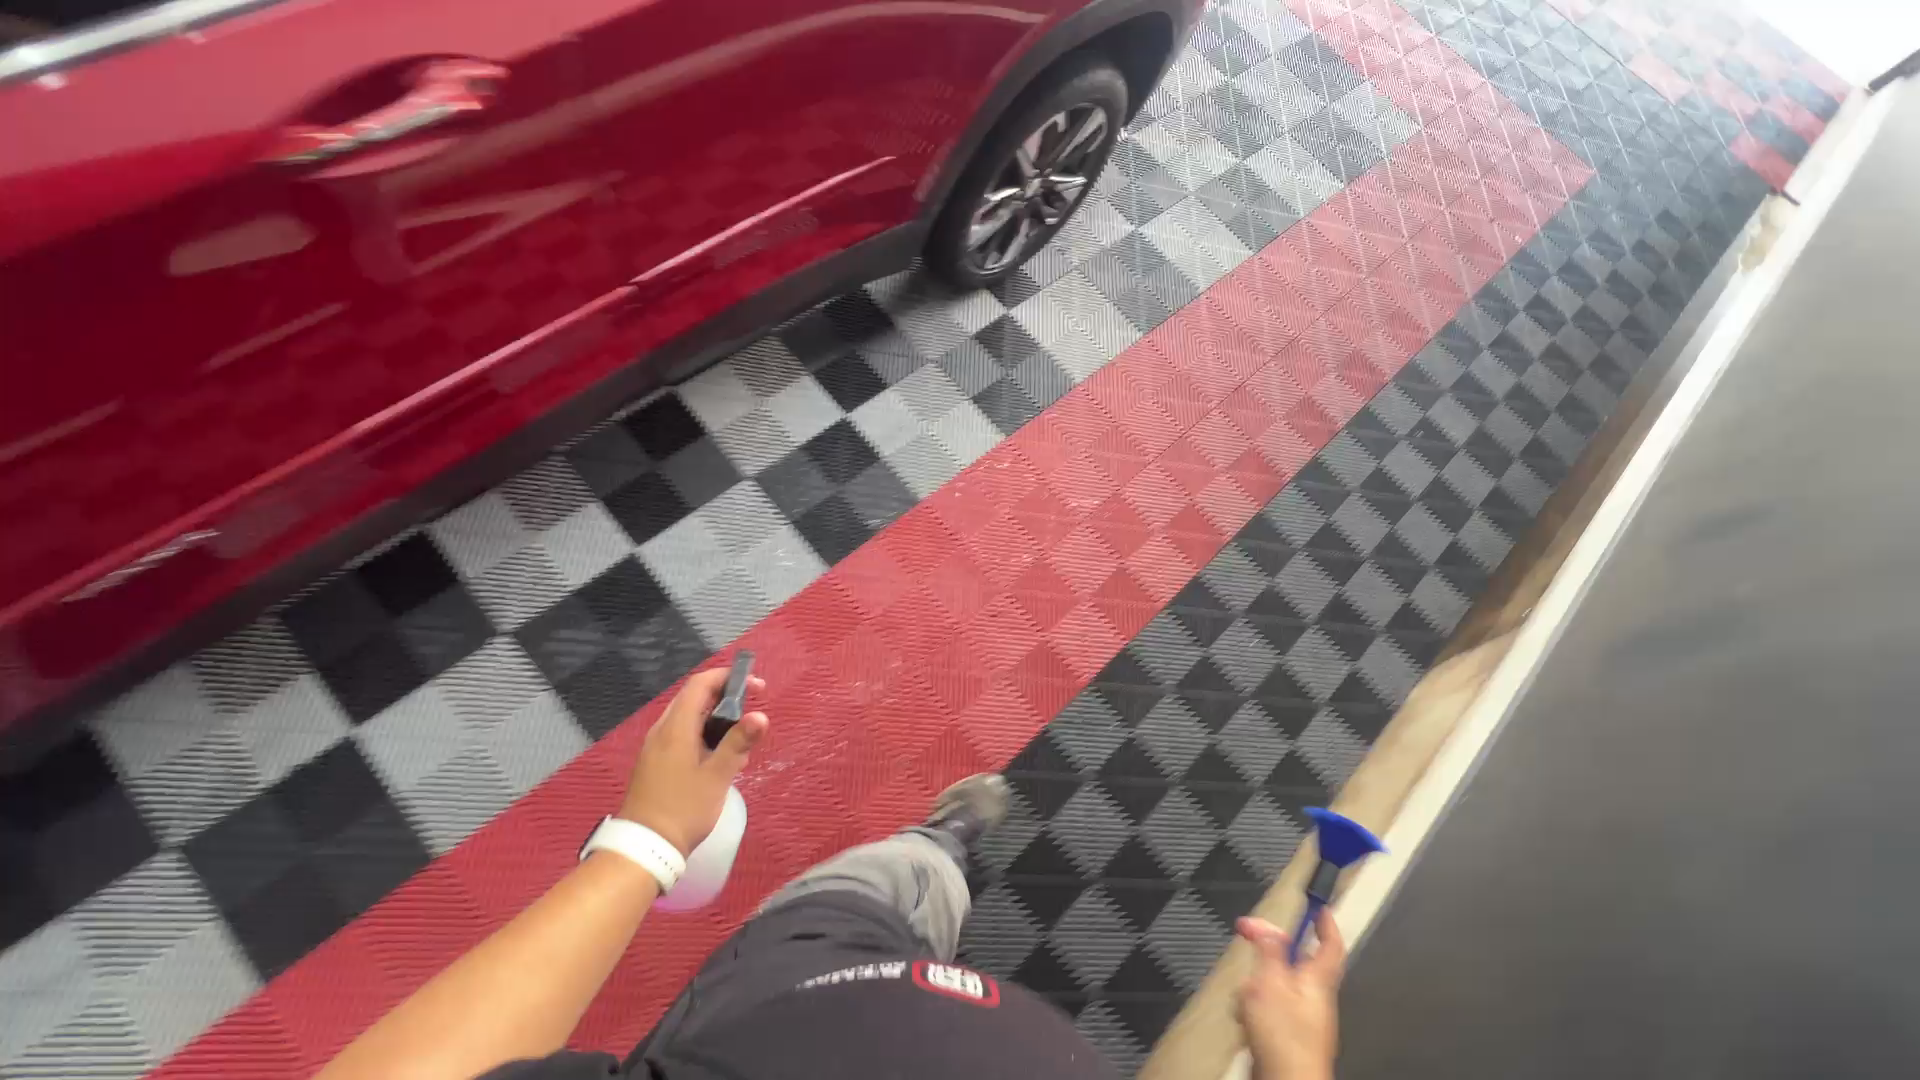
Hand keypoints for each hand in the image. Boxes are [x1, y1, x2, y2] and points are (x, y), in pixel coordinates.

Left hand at [618, 665, 768, 855]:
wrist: (645, 847)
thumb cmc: (684, 808)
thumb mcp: (717, 776)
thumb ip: (738, 743)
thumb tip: (761, 715)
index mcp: (675, 727)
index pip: (700, 684)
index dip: (728, 677)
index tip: (756, 685)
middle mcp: (662, 730)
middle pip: (694, 697)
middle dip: (725, 695)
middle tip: (753, 707)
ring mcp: (656, 747)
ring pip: (688, 717)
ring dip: (716, 716)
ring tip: (741, 735)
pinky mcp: (656, 762)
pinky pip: (682, 734)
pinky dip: (704, 733)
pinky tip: (720, 755)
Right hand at [1236, 910, 1344, 1079]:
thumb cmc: (1284, 1036)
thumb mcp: (1271, 981)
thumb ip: (1269, 951)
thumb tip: (1269, 927)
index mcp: (1318, 980)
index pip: (1331, 945)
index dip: (1325, 924)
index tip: (1318, 906)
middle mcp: (1314, 997)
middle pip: (1294, 961)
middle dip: (1268, 952)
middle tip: (1250, 938)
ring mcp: (1301, 1018)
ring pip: (1274, 984)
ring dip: (1255, 984)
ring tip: (1247, 997)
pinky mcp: (1285, 1034)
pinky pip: (1266, 1008)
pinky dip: (1252, 1007)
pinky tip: (1246, 1017)